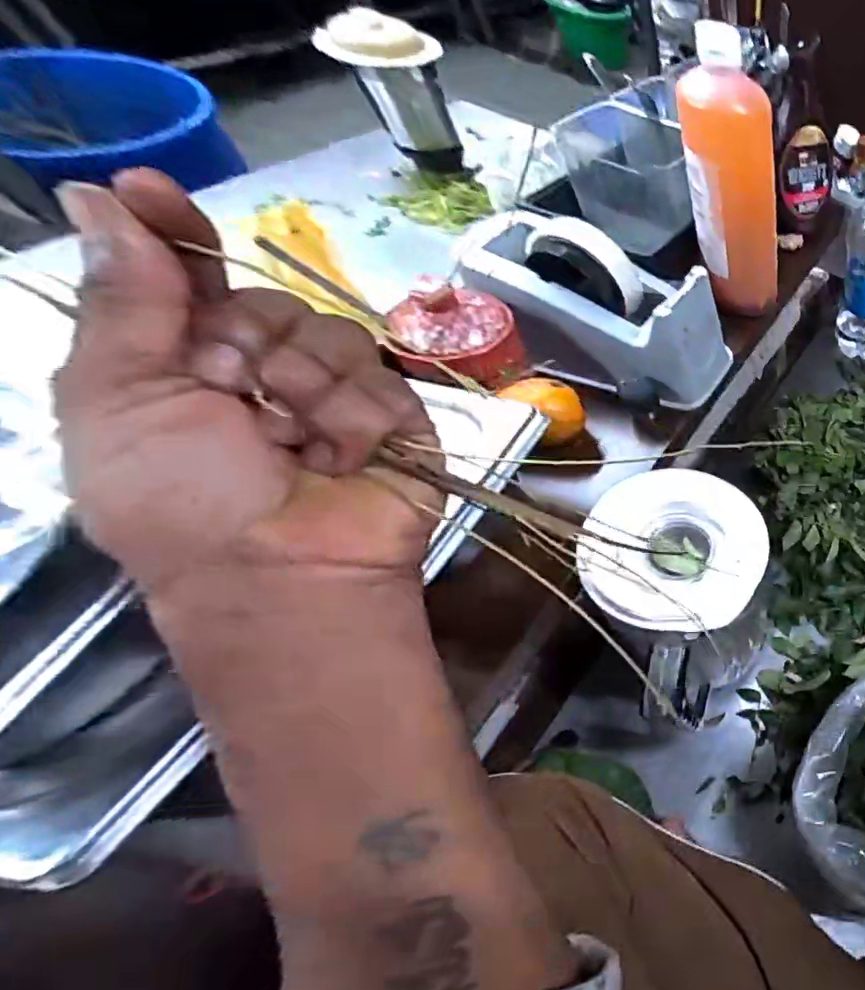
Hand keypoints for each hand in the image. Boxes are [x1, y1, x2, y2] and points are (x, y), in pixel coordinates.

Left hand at [52, 172, 436, 600]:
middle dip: (246, 341)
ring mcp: (343, 396)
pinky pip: (387, 384)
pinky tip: (342, 458)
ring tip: (295, 441)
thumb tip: (101, 200)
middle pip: (270, 300)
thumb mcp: (119, 396)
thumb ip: (127, 302)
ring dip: (306, 388)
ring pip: (336, 337)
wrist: (281, 566)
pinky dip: (357, 421)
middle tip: (234, 395)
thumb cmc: (178, 496)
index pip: (191, 276)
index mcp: (189, 362)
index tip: (153, 191)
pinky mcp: (405, 421)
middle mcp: (269, 370)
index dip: (174, 231)